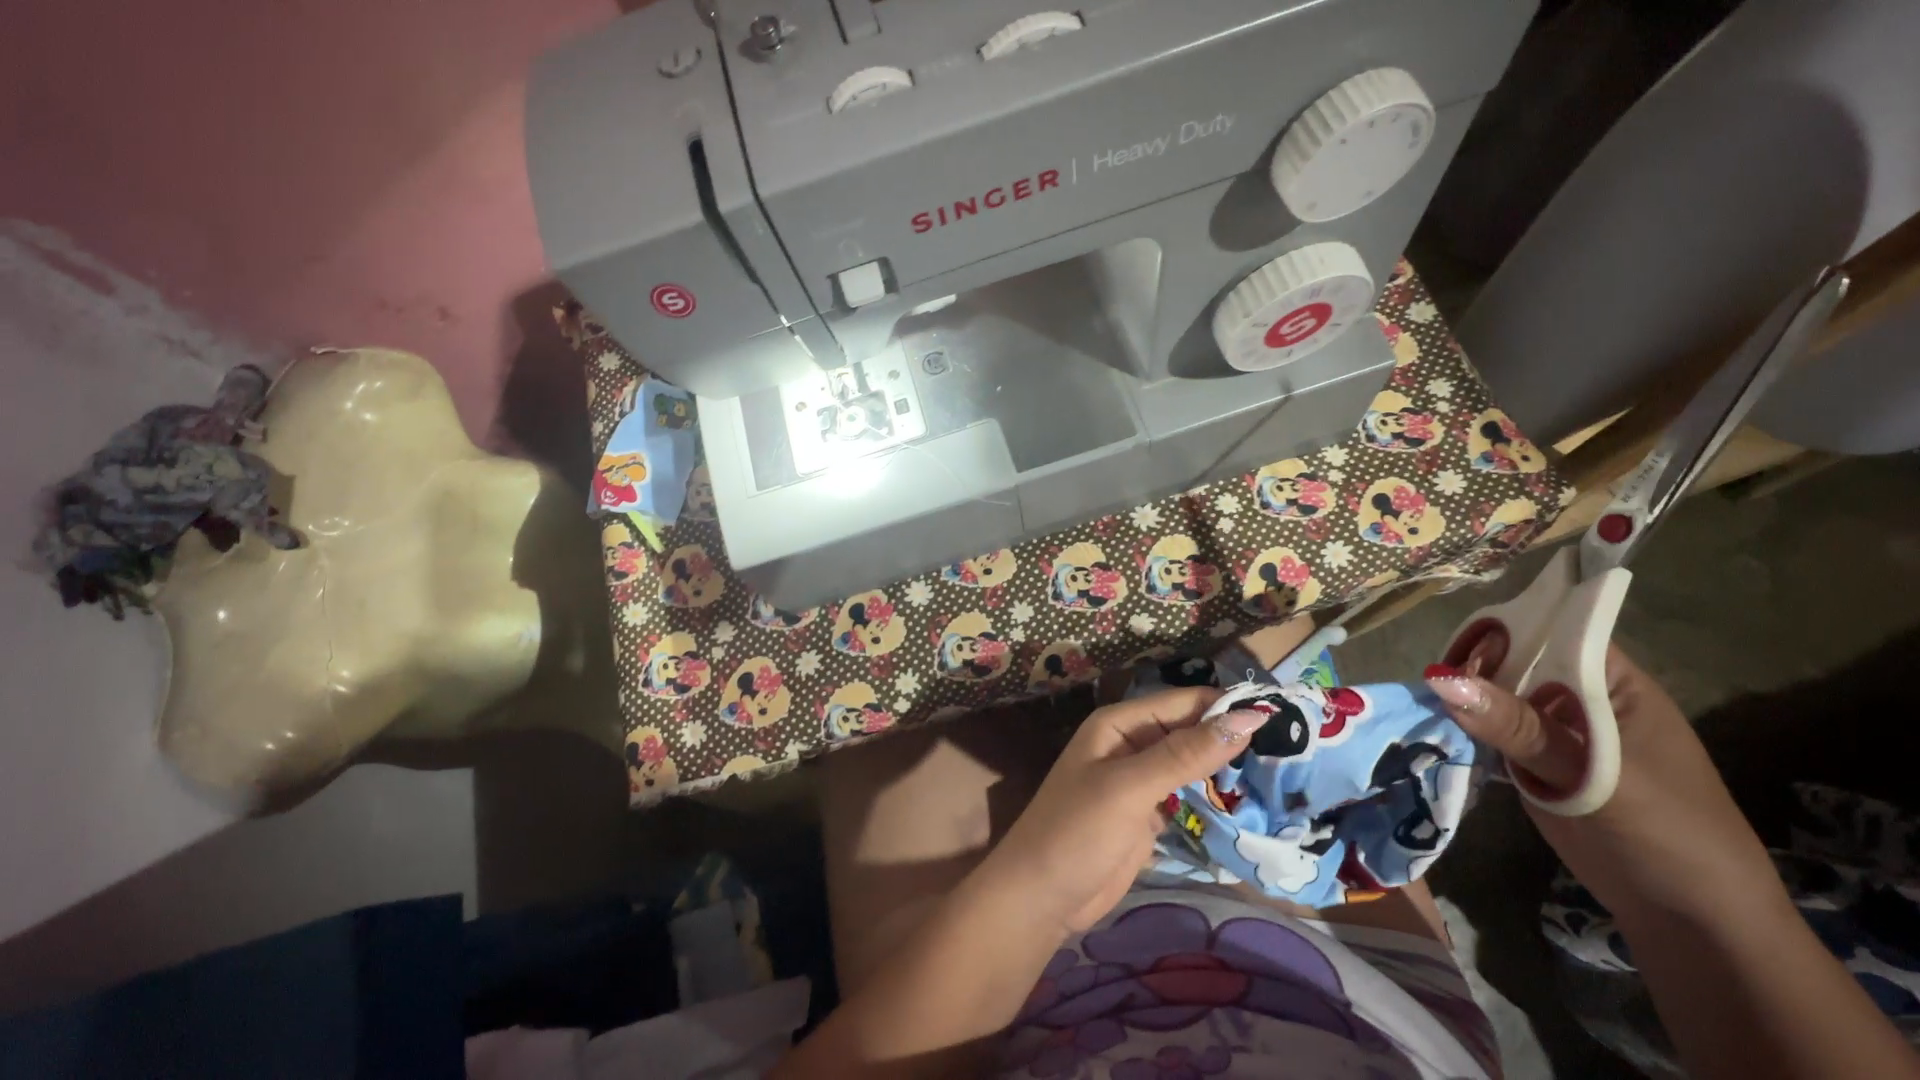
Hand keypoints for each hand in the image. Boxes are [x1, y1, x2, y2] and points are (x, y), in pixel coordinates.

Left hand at [969, 686, 1266, 933]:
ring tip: (1284, 764)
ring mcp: (1139, 781)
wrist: (1041, 897)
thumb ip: (1186, 754)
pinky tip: (1250, 795)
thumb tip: (1248, 717)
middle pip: (1190, 730)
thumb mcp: (1132, 787)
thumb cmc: (1078, 832)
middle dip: (1232, 734)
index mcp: (1119, 724)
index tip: (1285, 714)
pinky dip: (1212, 793)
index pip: (1184, 703)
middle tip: (1294, 743)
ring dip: (1226, 763)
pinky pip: (1186, 793)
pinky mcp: (1146, 814)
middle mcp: (1130, 744)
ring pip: (1191, 762)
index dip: (1229, 706)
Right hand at [1427, 641, 1779, 926]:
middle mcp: (1579, 698)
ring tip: (1417, 713)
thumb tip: (1438, 677)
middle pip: (1513, 663)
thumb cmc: (1666, 831)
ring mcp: (1555, 734)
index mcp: (1611, 681)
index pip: (1549, 630)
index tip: (1450, 655)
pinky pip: (1490, 739)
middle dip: (1469, 671)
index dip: (1501, 630)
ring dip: (1459, 705)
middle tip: (1426, 693)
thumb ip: (1518, 725)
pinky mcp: (1534, 767)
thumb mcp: (1593, 772)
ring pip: (1495, 702)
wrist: (1692, 918)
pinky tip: (1431, 738)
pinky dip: (1462, 737)